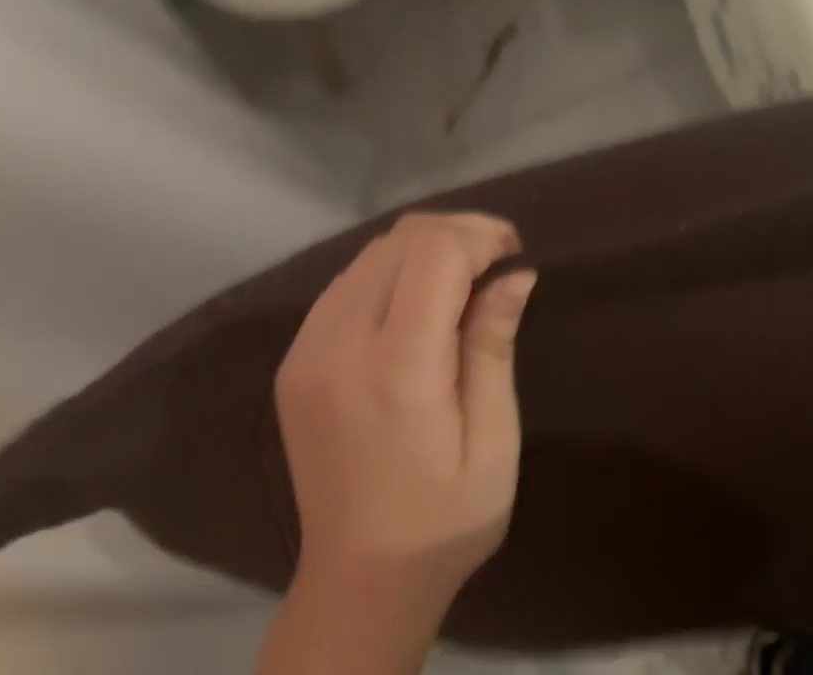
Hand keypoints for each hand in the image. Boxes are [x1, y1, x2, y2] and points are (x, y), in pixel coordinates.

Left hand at [274, 212, 535, 607]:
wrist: (361, 578)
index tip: (518, 255)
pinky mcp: (294, 363)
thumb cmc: (448, 516)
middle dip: (458, 234)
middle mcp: (336, 348)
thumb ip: (493, 348)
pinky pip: (346, 284)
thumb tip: (514, 274)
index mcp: (394, 369)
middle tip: (501, 264)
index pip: (432, 253)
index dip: (481, 235)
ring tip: (469, 281)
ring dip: (425, 249)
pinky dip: (393, 273)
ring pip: (369, 255)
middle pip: (397, 242)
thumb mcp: (494, 440)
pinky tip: (424, 304)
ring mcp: (304, 353)